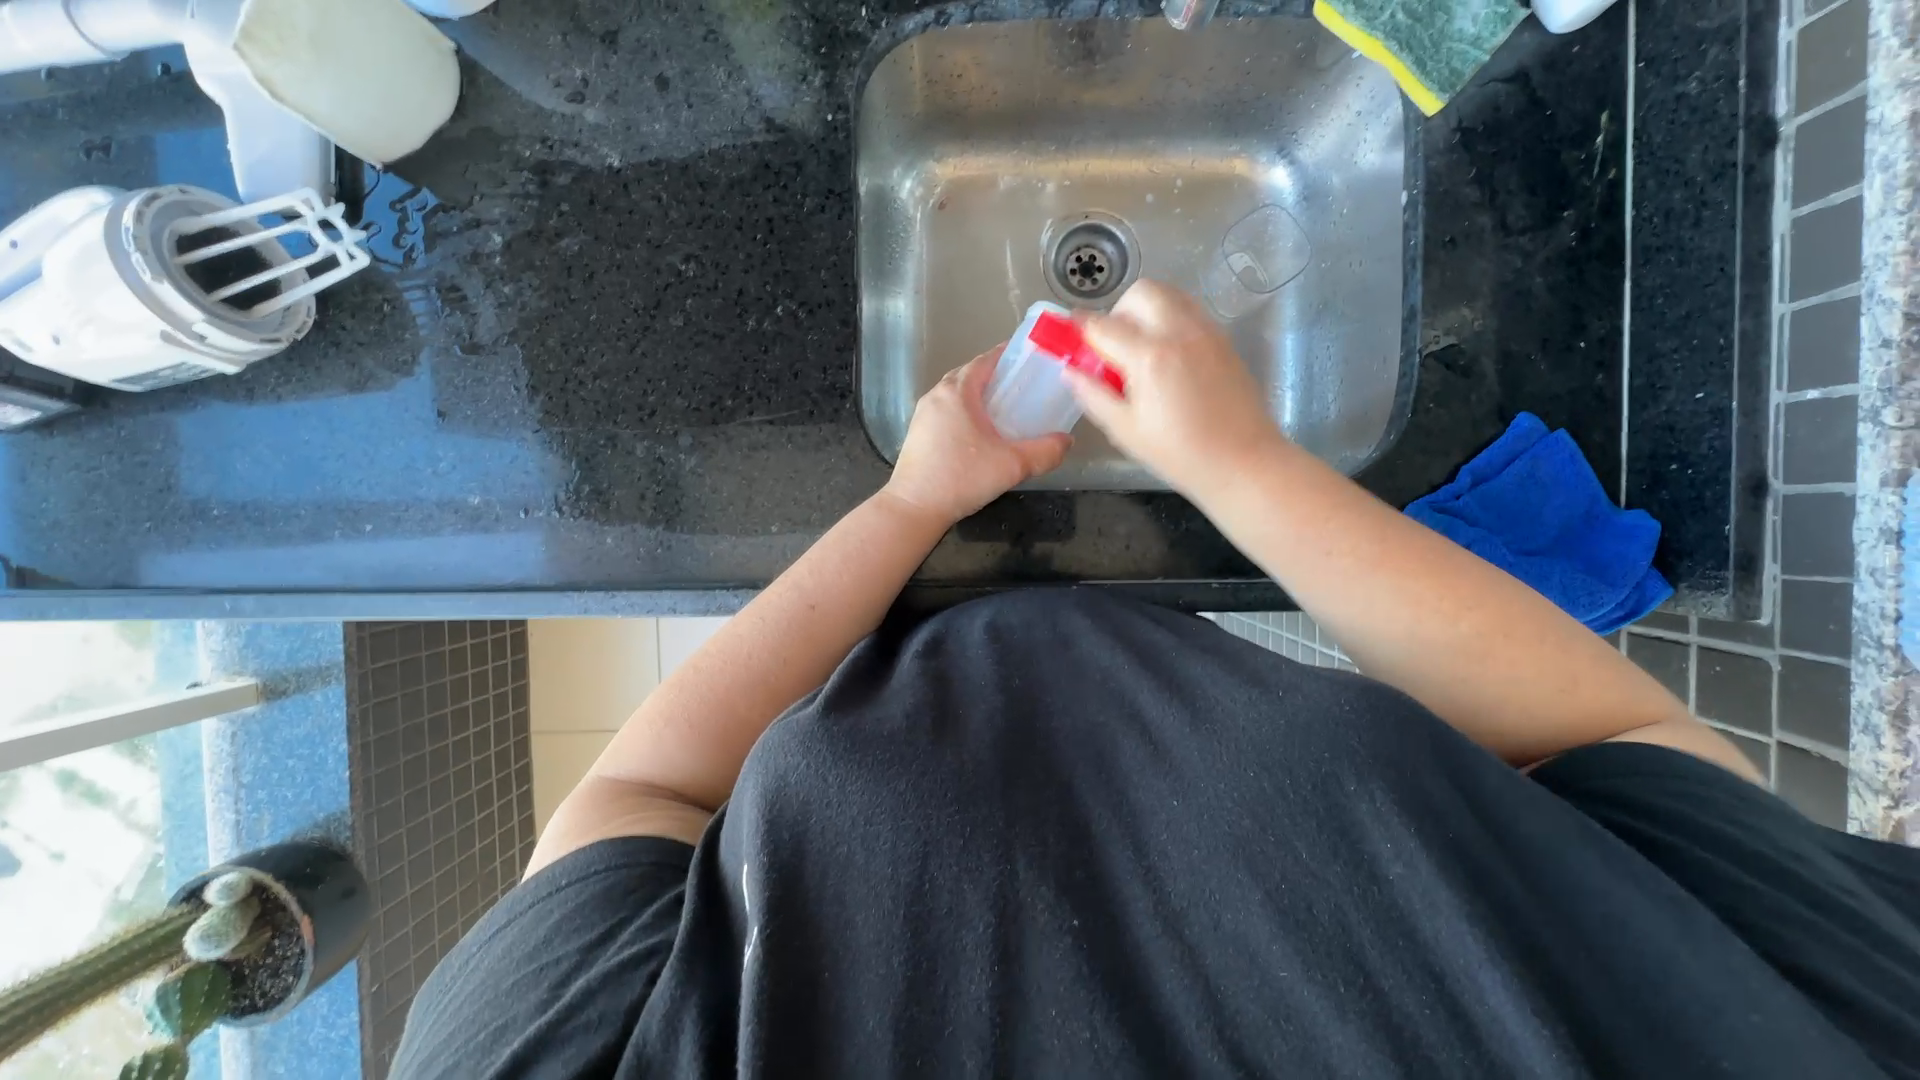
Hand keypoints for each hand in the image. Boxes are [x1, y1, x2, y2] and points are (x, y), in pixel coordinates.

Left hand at [883, 347, 1073, 524]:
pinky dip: (965, 412)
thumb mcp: (1012, 465)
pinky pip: (947, 412)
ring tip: (1005, 409)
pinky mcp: (918, 433)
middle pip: (970, 374)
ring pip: (956, 394)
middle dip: (996, 376)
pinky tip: (981, 432)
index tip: (1030, 360)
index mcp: (957, 392)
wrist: (914, 508)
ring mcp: (923, 414)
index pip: (986, 360)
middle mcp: (937, 395)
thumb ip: (1045, 451)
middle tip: (1023, 387)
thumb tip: (1066, 441)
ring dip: (979, 396)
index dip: (1009, 356)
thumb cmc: (961, 479)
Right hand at [1063, 280, 1287, 495]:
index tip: (1068, 333)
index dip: (1080, 327)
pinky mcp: (1223, 340)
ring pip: (1169, 295)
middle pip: (1140, 293)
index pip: (1103, 325)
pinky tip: (1168, 356)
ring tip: (1140, 348)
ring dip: (1146, 311)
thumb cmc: (1180, 454)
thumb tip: (1070, 371)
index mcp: (1150, 356)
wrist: (1244, 462)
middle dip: (1118, 311)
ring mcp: (1206, 332)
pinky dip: (1170, 319)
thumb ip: (1094, 395)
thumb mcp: (1126, 431)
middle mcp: (1179, 332)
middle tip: (1112, 346)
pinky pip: (1190, 311)